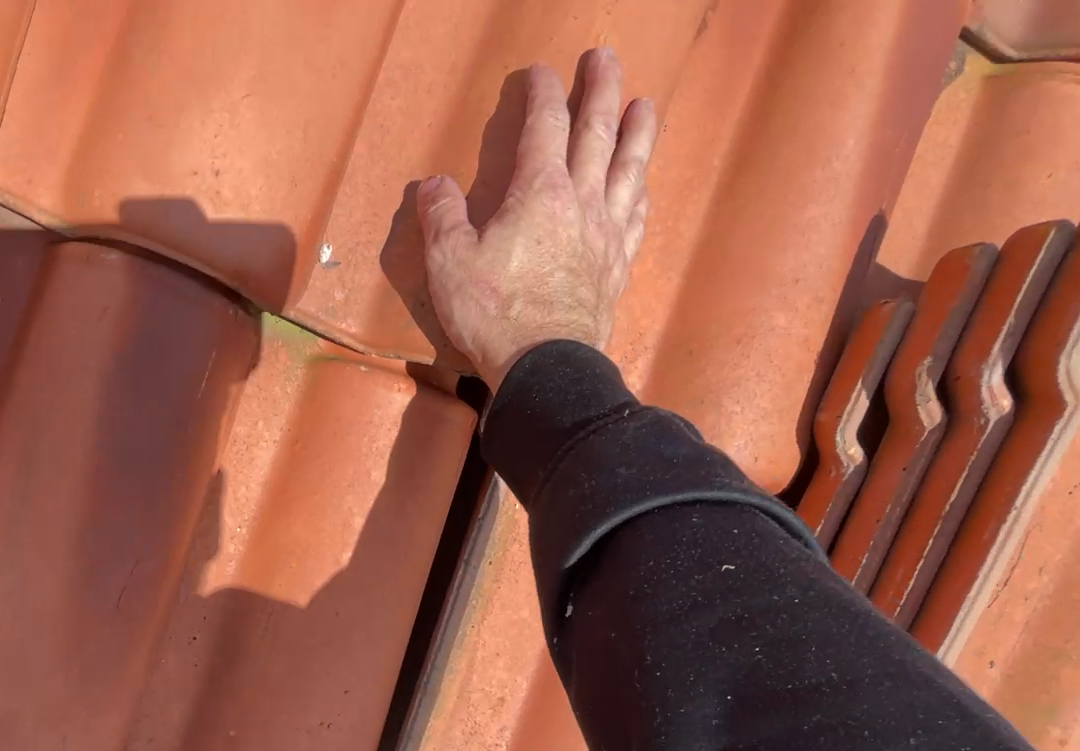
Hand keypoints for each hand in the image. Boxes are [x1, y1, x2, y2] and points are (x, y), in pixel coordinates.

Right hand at [417, 50, 658, 390]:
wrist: (545, 365)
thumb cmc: (494, 313)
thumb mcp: (449, 264)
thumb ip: (441, 217)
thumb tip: (434, 184)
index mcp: (538, 193)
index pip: (544, 126)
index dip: (541, 94)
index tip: (539, 73)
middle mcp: (580, 202)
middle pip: (598, 133)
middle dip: (601, 90)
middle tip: (606, 57)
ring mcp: (605, 235)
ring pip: (628, 169)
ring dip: (638, 133)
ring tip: (645, 105)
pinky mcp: (616, 268)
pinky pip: (636, 218)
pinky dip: (640, 192)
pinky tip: (642, 186)